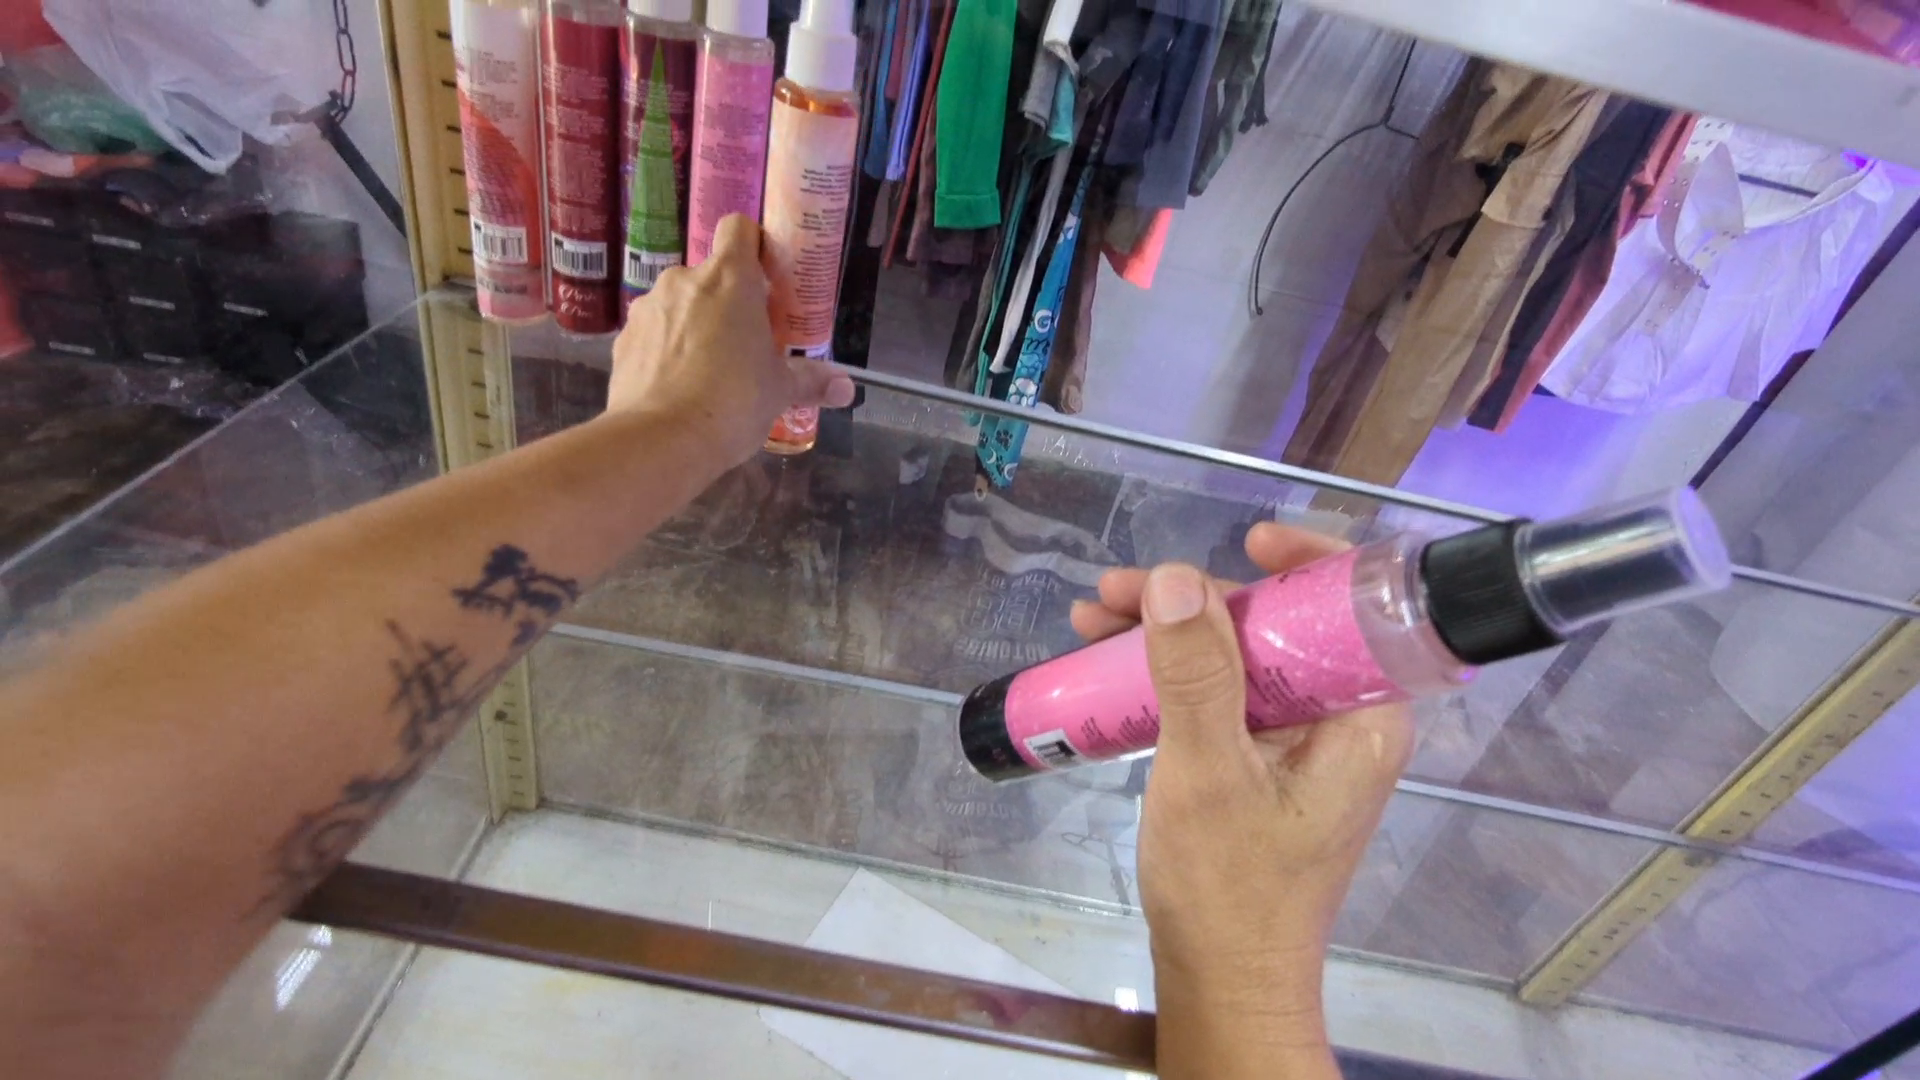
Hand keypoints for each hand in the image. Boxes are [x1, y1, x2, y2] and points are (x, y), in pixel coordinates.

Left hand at [607, 214, 854, 463]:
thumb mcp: (781, 391)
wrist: (661, 439)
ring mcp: (648, 308)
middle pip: (710, 274)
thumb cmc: (734, 401)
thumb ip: (812, 381)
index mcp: (730, 279)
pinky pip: (655, 335)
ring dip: (696, 326)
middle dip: (728, 302)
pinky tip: (680, 389)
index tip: (768, 283)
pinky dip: (668, 352)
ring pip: (679, 305)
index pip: (739, 228)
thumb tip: (847, 388)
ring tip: (711, 372)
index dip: (755, 247)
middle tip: (747, 343)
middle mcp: (684, 280)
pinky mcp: (624, 340)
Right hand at [1072, 525, 1412, 1068]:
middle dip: (1196, 599)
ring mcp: (1293, 740)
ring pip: (1236, 655)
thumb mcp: (1206, 771)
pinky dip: (1165, 670)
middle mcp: (1338, 720)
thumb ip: (1195, 675)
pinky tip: (1109, 658)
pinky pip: (1216, 691)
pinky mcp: (1256, 757)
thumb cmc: (1228, 884)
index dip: (1308, 563)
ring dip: (1167, 631)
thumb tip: (1174, 575)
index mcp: (1360, 718)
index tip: (1247, 540)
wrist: (1220, 978)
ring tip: (1093, 616)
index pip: (1358, 612)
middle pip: (1276, 626)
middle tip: (1119, 590)